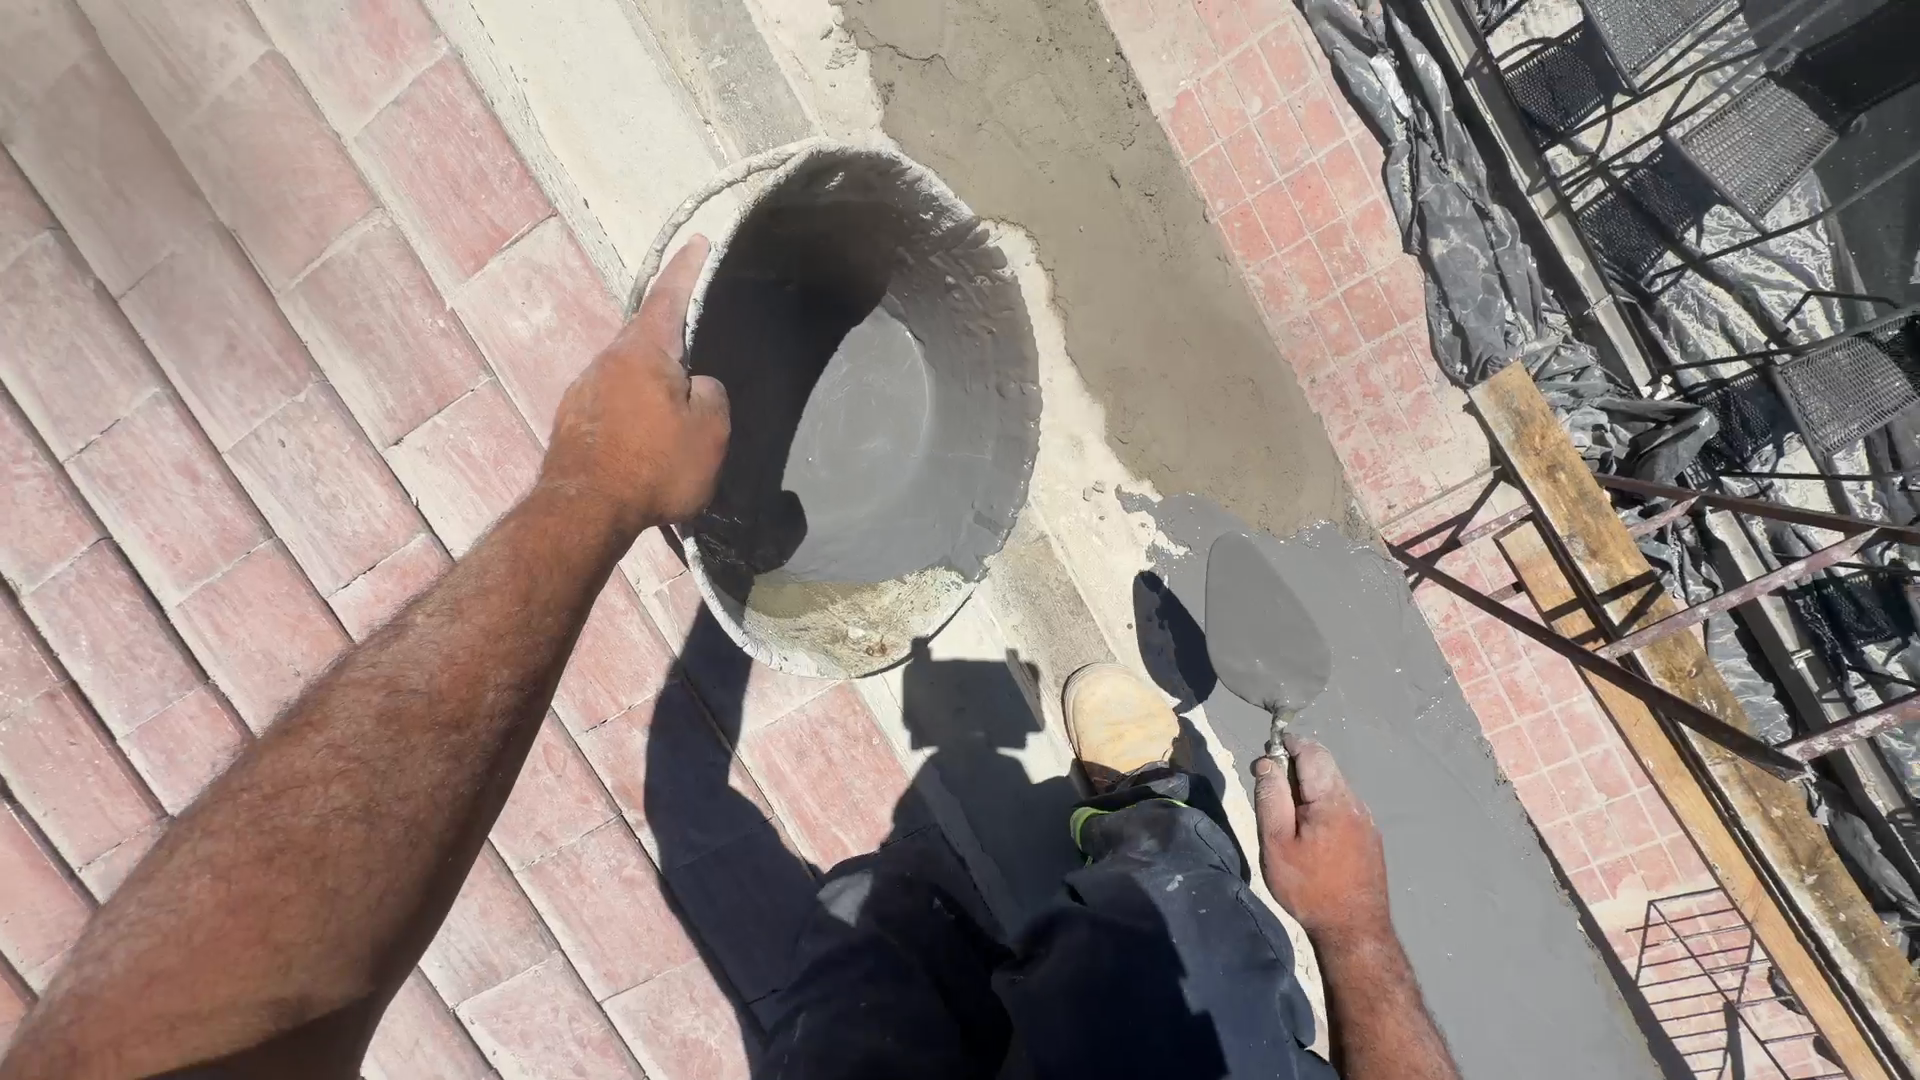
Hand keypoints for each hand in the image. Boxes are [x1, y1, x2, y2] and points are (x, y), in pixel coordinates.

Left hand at [539, 237, 729, 534]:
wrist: (585, 510)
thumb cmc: (656, 466)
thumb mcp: (710, 431)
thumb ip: (711, 394)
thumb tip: (696, 383)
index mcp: (643, 352)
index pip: (669, 296)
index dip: (687, 268)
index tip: (698, 242)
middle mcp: (607, 361)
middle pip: (645, 337)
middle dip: (671, 338)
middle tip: (698, 350)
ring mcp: (584, 391)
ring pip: (628, 373)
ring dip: (653, 382)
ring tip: (677, 410)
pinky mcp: (574, 422)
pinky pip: (616, 402)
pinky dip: (637, 410)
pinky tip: (649, 439)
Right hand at [1253, 733, 1392, 945]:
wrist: (1354, 932)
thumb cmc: (1309, 887)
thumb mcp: (1276, 841)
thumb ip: (1271, 796)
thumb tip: (1268, 761)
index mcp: (1332, 800)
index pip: (1311, 750)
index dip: (1286, 745)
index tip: (1265, 761)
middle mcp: (1355, 802)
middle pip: (1322, 765)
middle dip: (1293, 766)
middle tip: (1269, 791)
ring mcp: (1366, 820)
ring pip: (1332, 785)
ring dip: (1306, 787)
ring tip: (1287, 817)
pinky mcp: (1369, 837)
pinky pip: (1341, 805)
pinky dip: (1320, 804)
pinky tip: (1309, 833)